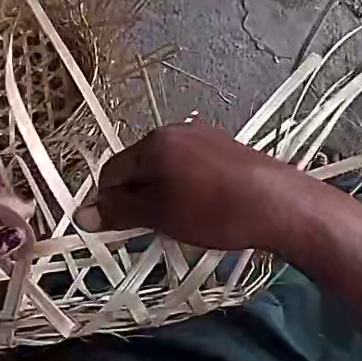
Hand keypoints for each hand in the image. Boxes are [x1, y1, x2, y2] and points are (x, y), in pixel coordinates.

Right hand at [74, 124, 327, 252]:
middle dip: (136, 197)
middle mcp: (178, 130)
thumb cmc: (213, 209)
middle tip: (148, 229)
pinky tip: (202, 209)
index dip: (107, 201)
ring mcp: (205, 137)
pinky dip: (185, 188)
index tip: (114, 229)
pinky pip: (190, 168)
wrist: (279, 204)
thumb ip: (119, 212)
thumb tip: (82, 214)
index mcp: (155, 141)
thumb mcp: (160, 214)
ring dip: (161, 195)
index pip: (112, 170)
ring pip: (166, 168)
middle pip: (139, 166)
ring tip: (178, 222)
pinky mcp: (226, 149)